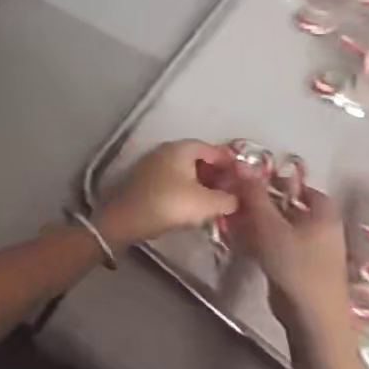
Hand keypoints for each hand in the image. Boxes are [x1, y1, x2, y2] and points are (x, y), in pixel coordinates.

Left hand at [94, 140, 239, 246]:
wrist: (125, 220)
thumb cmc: (169, 205)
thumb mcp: (207, 203)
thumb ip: (229, 199)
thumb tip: (235, 199)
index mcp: (179, 149)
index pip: (212, 148)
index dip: (230, 163)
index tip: (244, 179)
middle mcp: (163, 151)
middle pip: (197, 158)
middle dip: (216, 174)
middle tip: (231, 191)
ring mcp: (150, 165)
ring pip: (184, 171)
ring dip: (201, 183)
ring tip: (216, 201)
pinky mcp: (143, 181)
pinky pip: (172, 181)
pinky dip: (186, 189)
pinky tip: (193, 206)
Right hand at [235, 179, 352, 334]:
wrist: (310, 314)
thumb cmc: (295, 264)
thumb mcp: (269, 225)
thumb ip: (254, 196)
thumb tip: (241, 166)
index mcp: (324, 212)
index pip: (299, 186)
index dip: (274, 182)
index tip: (246, 182)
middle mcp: (323, 226)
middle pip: (289, 205)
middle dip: (261, 202)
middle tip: (235, 200)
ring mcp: (314, 247)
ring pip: (282, 225)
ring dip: (258, 221)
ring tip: (233, 219)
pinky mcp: (301, 264)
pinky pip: (280, 242)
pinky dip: (262, 238)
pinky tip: (242, 240)